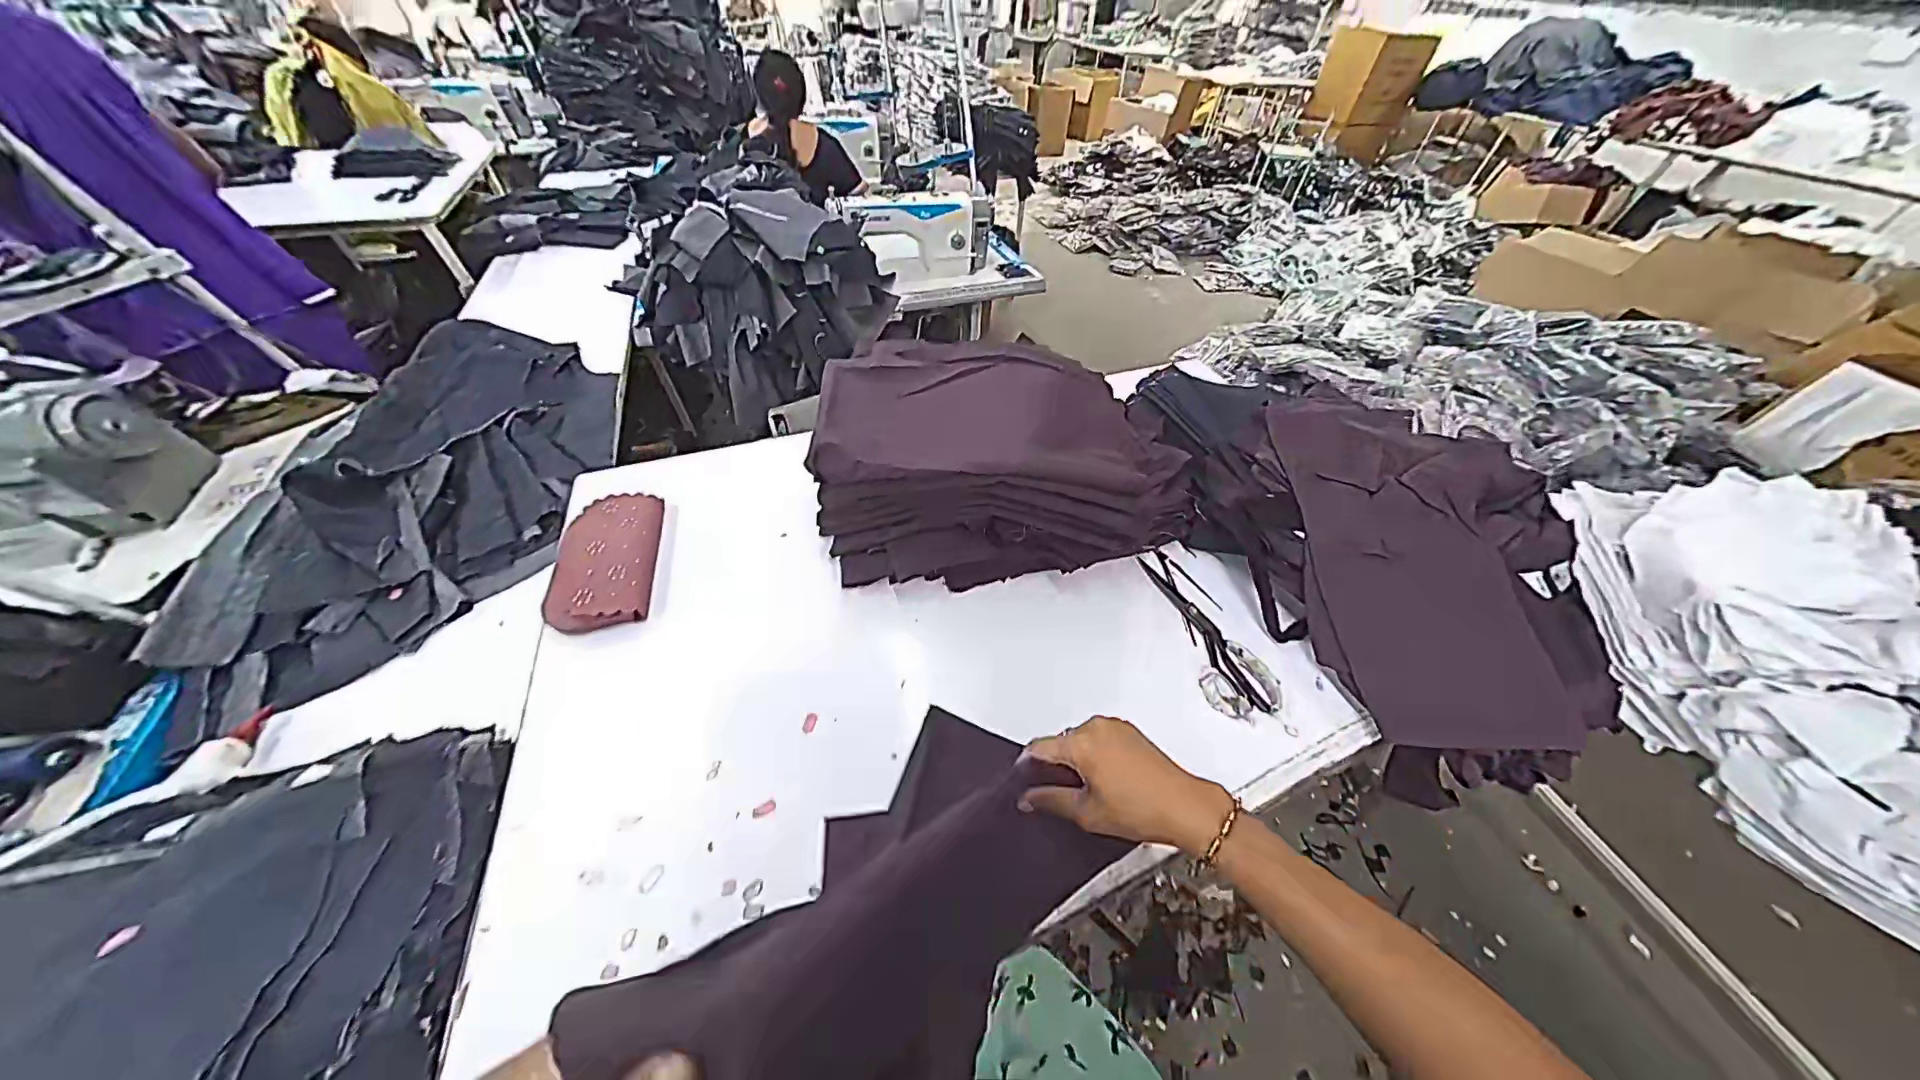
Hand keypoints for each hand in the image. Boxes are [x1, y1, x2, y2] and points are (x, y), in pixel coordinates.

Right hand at [1019, 716, 1235, 856]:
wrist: (1184, 807)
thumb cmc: (1145, 808)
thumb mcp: (1087, 812)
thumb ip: (1050, 800)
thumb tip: (1030, 797)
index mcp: (1081, 742)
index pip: (1039, 747)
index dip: (1027, 766)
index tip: (1026, 779)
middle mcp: (1096, 727)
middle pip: (1060, 742)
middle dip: (1057, 765)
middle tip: (1065, 794)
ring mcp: (1114, 727)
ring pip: (1080, 739)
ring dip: (1078, 759)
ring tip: (1094, 790)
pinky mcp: (1128, 731)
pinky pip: (1099, 738)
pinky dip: (1097, 754)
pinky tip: (1109, 780)